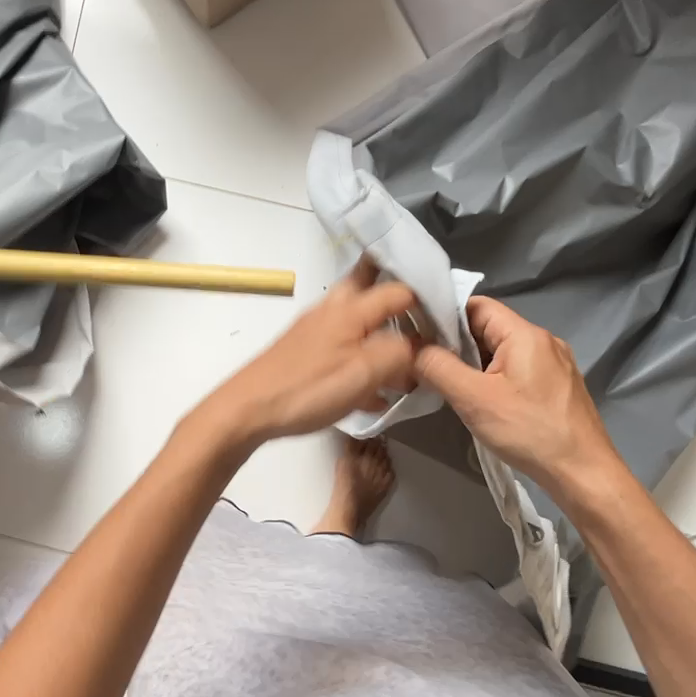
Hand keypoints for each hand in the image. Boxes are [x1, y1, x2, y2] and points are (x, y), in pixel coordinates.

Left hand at [198, 258, 418, 447]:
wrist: (246, 409)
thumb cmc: (307, 389)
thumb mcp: (364, 372)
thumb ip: (401, 353)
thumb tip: (424, 342)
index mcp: (351, 308)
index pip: (400, 289)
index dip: (427, 300)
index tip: (449, 318)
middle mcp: (331, 310)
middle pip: (369, 287)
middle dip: (396, 296)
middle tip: (421, 312)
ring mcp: (313, 331)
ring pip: (356, 321)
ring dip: (381, 333)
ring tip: (406, 360)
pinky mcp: (302, 354)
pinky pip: (342, 349)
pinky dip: (362, 361)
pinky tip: (374, 393)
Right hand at [413, 296, 625, 499]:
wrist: (583, 473)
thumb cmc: (529, 431)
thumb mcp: (473, 399)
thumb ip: (437, 367)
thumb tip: (410, 348)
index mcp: (525, 334)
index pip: (476, 305)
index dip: (444, 315)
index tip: (417, 336)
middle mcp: (543, 341)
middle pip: (488, 328)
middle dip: (455, 344)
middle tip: (426, 365)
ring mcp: (553, 364)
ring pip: (500, 351)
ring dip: (472, 363)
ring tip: (449, 385)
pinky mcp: (556, 387)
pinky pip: (515, 370)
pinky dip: (492, 378)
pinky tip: (481, 401)